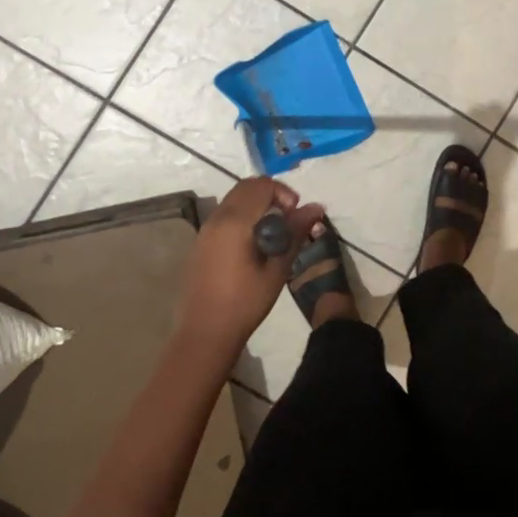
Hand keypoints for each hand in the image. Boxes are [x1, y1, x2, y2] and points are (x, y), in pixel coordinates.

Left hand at [175, 178, 323, 356]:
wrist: (205, 331)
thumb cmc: (246, 302)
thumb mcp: (277, 268)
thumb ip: (294, 232)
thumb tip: (316, 207)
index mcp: (235, 222)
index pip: (262, 185)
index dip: (284, 193)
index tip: (294, 216)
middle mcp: (217, 218)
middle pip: (246, 187)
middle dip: (271, 195)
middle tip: (287, 220)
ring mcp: (205, 229)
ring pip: (234, 199)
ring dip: (257, 205)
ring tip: (273, 233)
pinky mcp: (201, 241)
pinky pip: (225, 214)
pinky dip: (243, 216)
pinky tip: (253, 244)